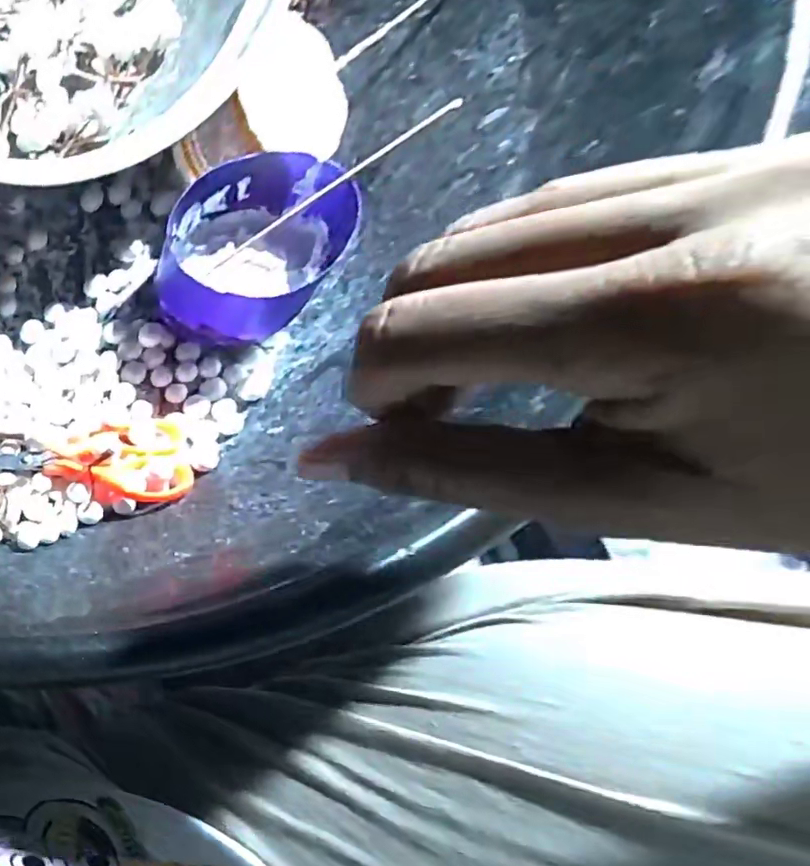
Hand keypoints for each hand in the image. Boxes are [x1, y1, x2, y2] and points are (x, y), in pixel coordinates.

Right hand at [301, 134, 809, 551]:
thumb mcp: (632, 500)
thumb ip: (455, 470)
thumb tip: (320, 458)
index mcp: (665, 316)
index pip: (415, 328)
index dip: (372, 385)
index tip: (404, 428)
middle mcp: (697, 210)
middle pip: (436, 262)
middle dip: (402, 341)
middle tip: (444, 398)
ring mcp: (741, 160)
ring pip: (493, 221)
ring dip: (452, 298)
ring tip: (498, 356)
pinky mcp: (764, 146)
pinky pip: (571, 192)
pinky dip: (515, 258)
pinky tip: (550, 307)